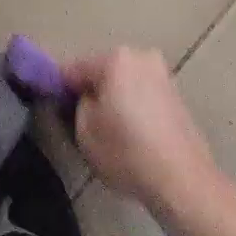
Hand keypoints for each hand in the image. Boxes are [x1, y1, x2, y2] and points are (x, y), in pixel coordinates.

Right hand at [63, 47, 216, 206]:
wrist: (181, 178)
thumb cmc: (126, 151)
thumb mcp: (85, 131)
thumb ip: (78, 105)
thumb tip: (85, 98)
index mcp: (116, 59)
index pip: (76, 68)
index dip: (61, 87)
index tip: (53, 104)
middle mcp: (142, 57)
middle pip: (104, 71)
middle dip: (92, 90)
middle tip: (81, 119)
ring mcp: (163, 74)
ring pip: (126, 82)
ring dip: (115, 98)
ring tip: (108, 130)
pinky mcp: (176, 95)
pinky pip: (143, 94)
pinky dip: (134, 106)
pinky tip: (131, 133)